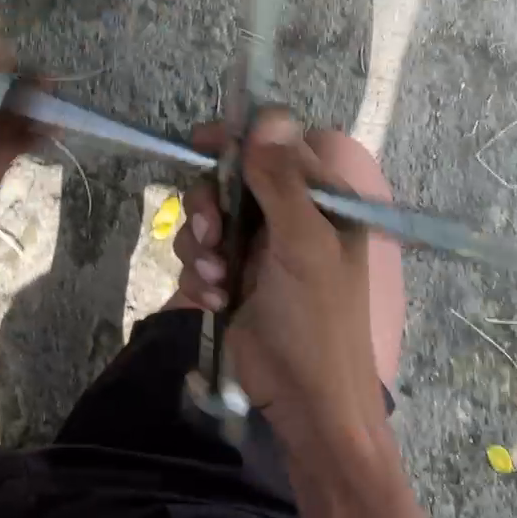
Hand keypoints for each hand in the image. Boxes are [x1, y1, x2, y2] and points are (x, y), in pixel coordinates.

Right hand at [172, 111, 382, 437]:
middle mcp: (286, 215)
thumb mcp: (303, 244)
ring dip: (200, 247)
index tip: (200, 143)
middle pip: (227, 179)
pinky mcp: (231, 277)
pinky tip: (214, 300)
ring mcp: (256, 247)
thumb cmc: (317, 320)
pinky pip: (197, 255)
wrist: (304, 404)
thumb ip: (281, 180)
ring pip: (204, 217)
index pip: (274, 146)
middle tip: (209, 234)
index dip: (237, 139)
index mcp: (318, 199)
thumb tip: (269, 113)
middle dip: (208, 206)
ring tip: (216, 280)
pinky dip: (198, 276)